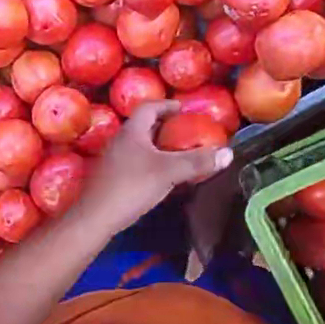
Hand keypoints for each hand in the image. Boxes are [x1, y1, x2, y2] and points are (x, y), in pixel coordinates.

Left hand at [77, 101, 232, 232]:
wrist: (95, 218)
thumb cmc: (131, 187)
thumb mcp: (169, 172)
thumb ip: (197, 161)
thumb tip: (228, 153)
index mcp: (132, 131)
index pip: (149, 108)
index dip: (166, 105)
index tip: (182, 109)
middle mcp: (119, 141)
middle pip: (142, 125)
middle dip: (163, 126)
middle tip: (183, 131)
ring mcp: (112, 160)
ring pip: (137, 145)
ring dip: (156, 146)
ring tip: (175, 154)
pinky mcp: (110, 178)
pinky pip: (133, 162)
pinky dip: (149, 162)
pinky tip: (159, 177)